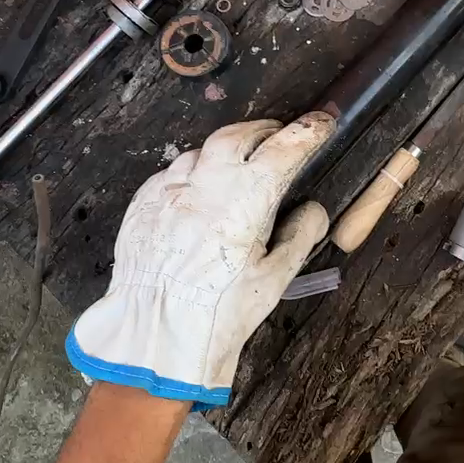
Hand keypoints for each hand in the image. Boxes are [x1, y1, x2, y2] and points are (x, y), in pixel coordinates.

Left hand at [66, 112, 334, 407]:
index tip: (321, 123)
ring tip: (235, 169)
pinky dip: (190, 175)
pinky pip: (170, 174)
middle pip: (237, 135)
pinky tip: (196, 196)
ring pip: (200, 152)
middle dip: (262, 130)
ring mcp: (169, 191)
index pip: (284, 148)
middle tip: (277, 138)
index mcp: (246, 199)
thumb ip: (299, 235)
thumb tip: (312, 209)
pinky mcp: (142, 204)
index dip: (308, 130)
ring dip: (223, 153)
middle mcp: (206, 184)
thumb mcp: (274, 278)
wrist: (156, 339)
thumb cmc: (222, 312)